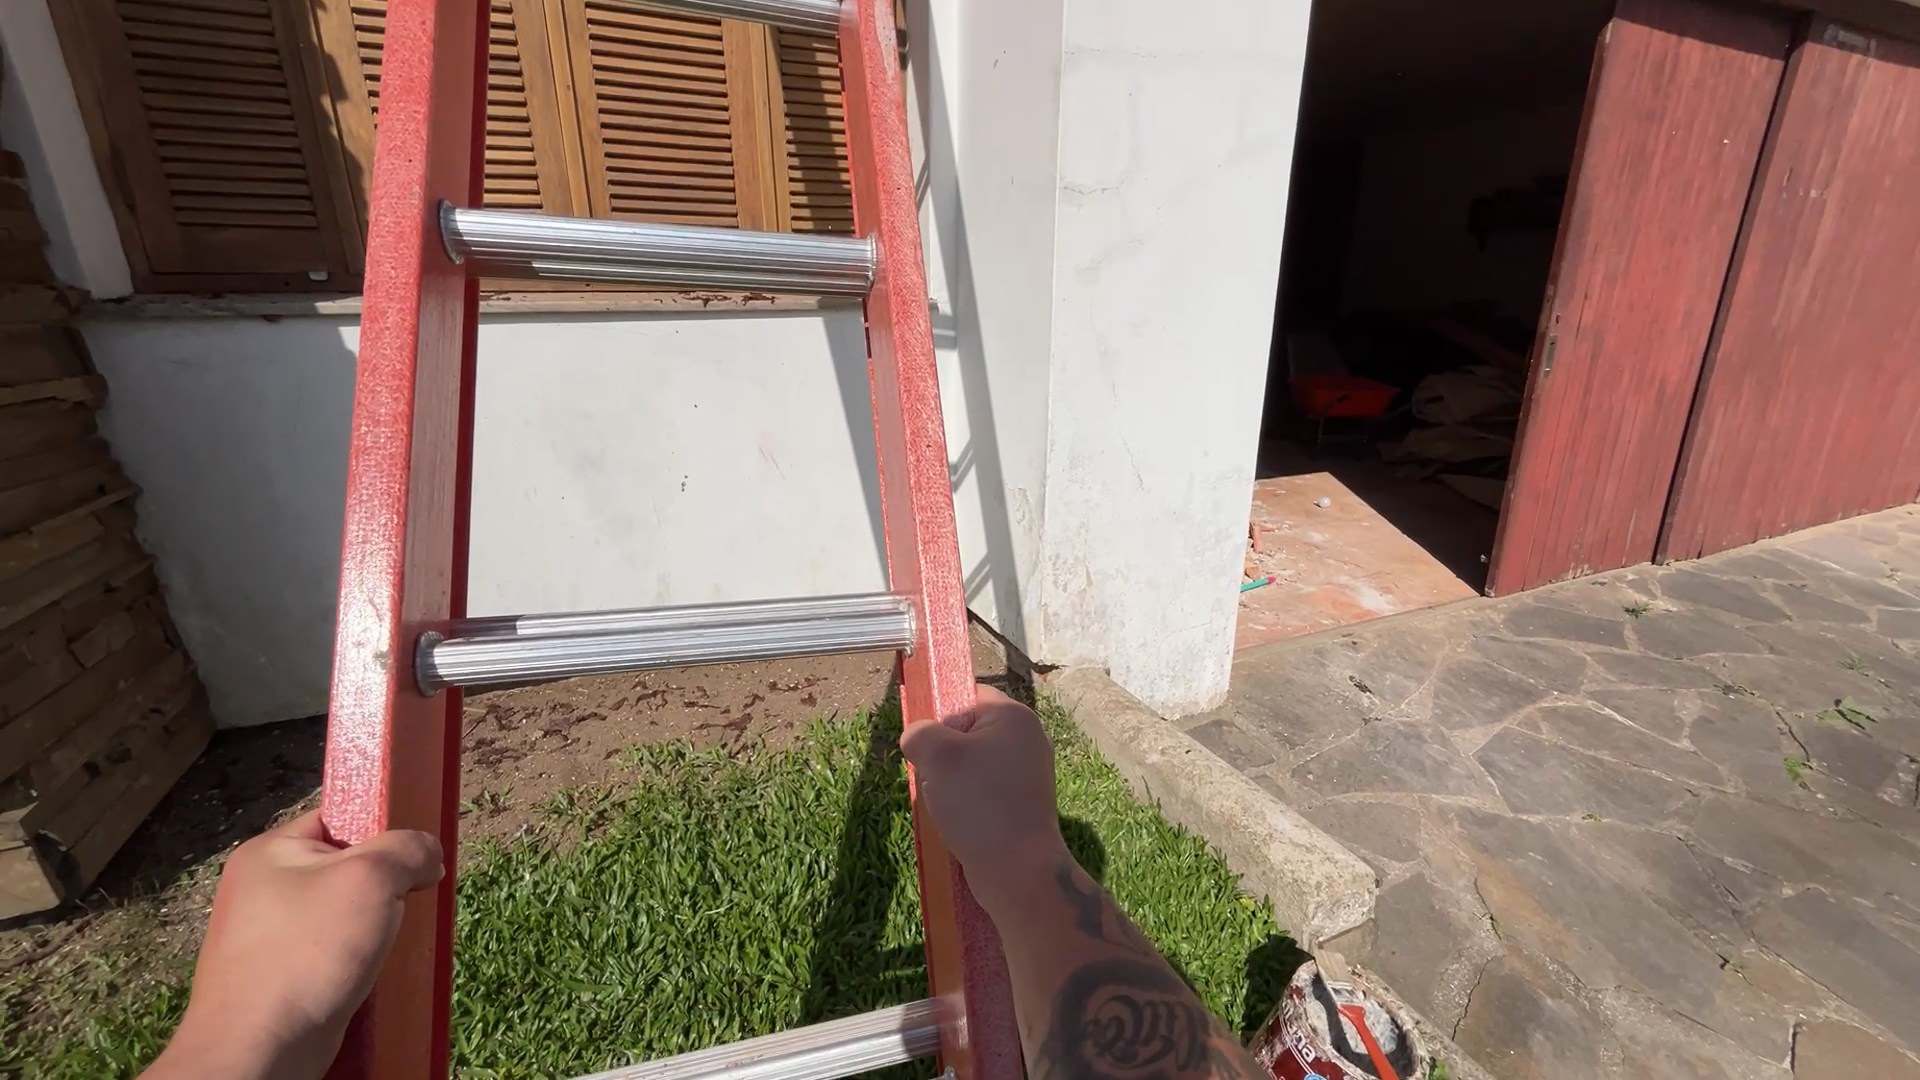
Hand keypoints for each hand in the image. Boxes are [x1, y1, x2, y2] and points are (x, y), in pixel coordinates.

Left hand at [143, 810, 443, 1079]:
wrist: (258, 1055)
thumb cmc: (308, 955)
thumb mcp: (375, 875)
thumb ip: (412, 847)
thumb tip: (428, 858)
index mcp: (270, 851)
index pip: (346, 814)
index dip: (387, 828)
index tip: (412, 853)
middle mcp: (263, 886)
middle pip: (354, 859)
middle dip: (390, 877)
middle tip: (406, 895)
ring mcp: (268, 930)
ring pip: (351, 902)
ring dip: (382, 914)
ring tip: (388, 934)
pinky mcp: (282, 969)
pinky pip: (340, 939)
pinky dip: (366, 945)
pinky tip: (374, 960)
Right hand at [898, 685, 1068, 905]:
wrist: (1018, 870)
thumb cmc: (978, 803)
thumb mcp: (936, 756)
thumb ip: (919, 733)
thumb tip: (917, 738)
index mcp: (1014, 717)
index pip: (968, 694)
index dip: (941, 713)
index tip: (926, 741)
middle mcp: (1028, 739)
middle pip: (969, 730)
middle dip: (944, 752)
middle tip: (933, 774)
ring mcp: (1030, 773)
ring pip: (974, 763)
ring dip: (952, 780)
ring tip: (946, 802)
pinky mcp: (1026, 803)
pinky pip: (985, 789)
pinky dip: (968, 800)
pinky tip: (958, 820)